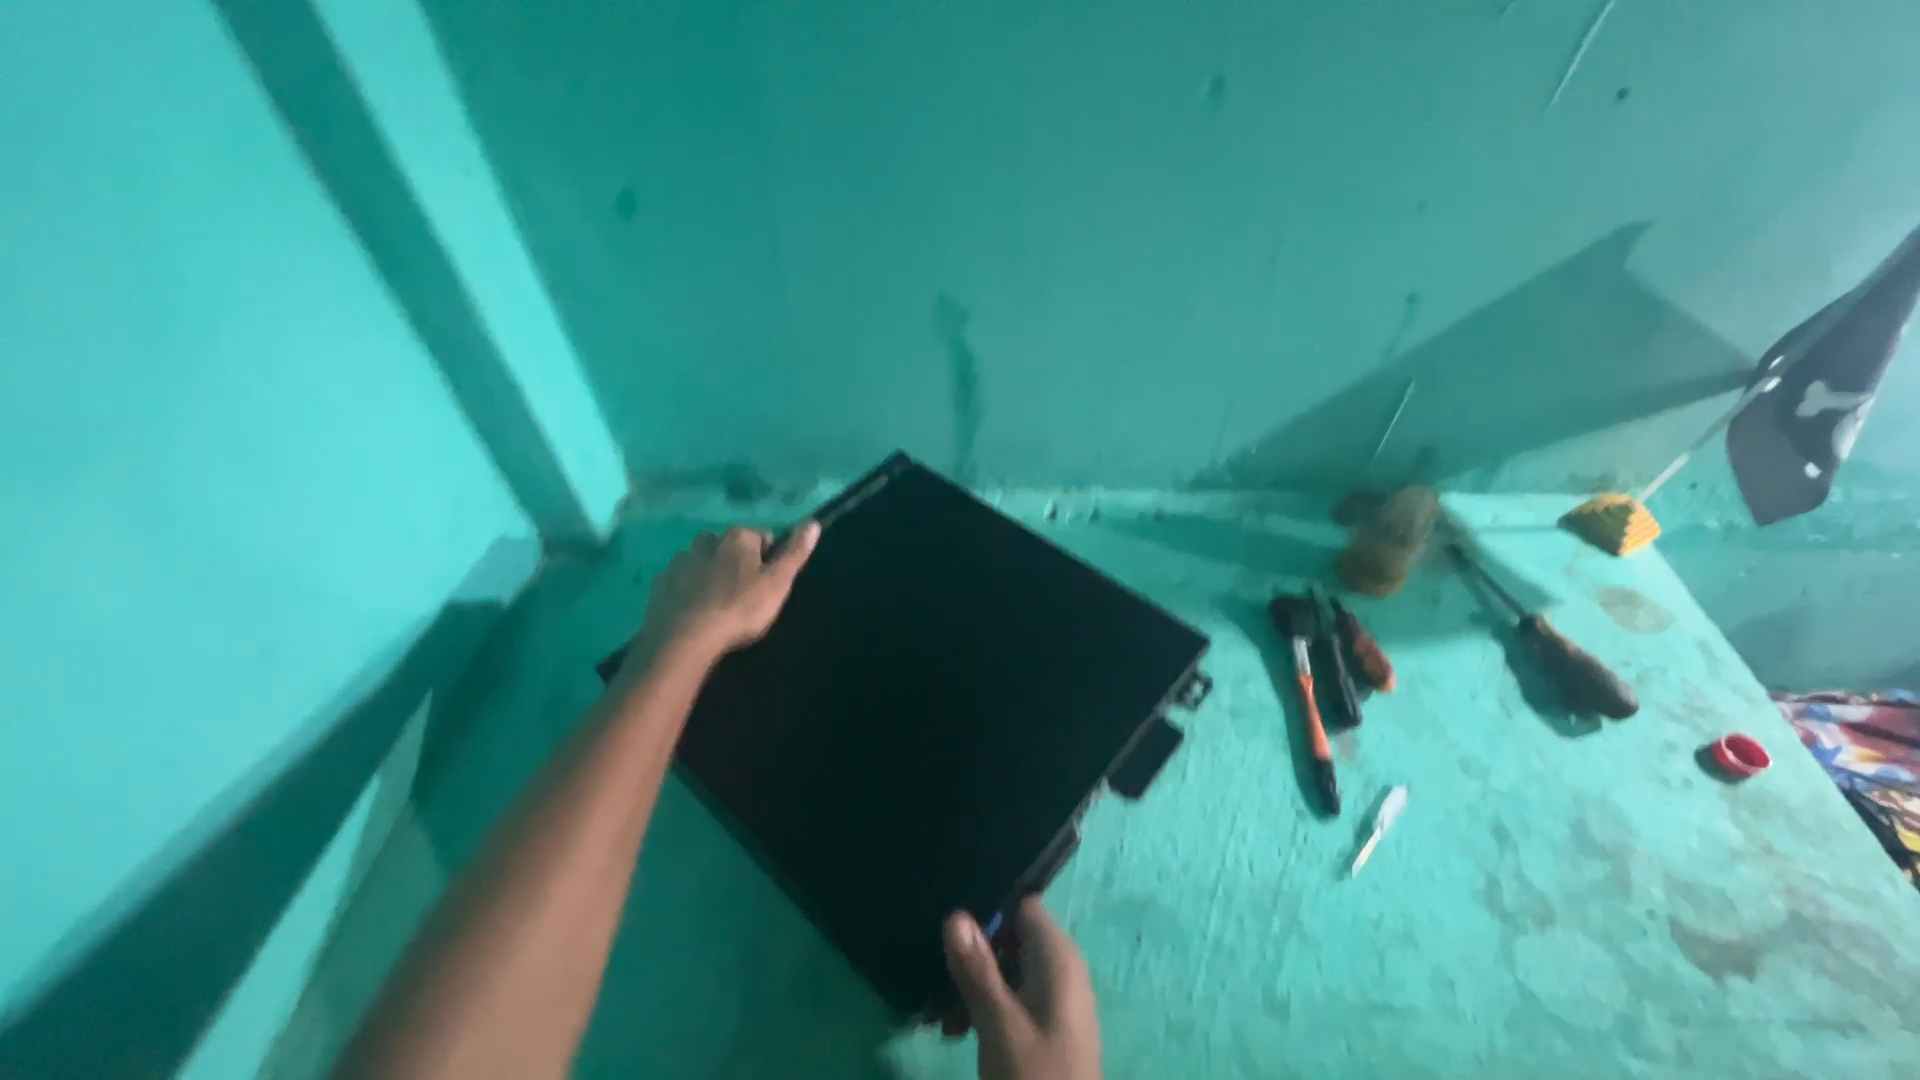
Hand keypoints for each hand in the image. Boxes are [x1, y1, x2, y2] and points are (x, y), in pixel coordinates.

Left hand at [637, 522, 820, 656]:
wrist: (684, 639)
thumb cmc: (739, 609)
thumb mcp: (778, 583)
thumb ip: (795, 552)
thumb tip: (813, 523)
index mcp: (738, 537)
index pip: (762, 538)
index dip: (768, 560)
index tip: (767, 586)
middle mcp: (706, 540)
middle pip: (730, 547)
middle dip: (737, 564)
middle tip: (744, 596)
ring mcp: (680, 560)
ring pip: (704, 561)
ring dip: (712, 575)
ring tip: (718, 605)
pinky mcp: (661, 582)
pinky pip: (682, 579)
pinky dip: (689, 589)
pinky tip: (695, 611)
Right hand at [942, 898, 1099, 1079]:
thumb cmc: (1035, 1077)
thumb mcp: (999, 1025)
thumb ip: (977, 969)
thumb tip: (956, 914)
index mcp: (1058, 958)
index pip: (1022, 907)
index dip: (987, 910)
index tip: (948, 922)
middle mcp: (1061, 969)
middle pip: (1009, 941)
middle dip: (970, 955)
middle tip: (932, 977)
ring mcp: (1055, 999)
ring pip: (1005, 972)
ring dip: (969, 987)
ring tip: (935, 1016)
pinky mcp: (1046, 1027)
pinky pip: (1010, 999)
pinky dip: (982, 1008)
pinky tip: (953, 1032)